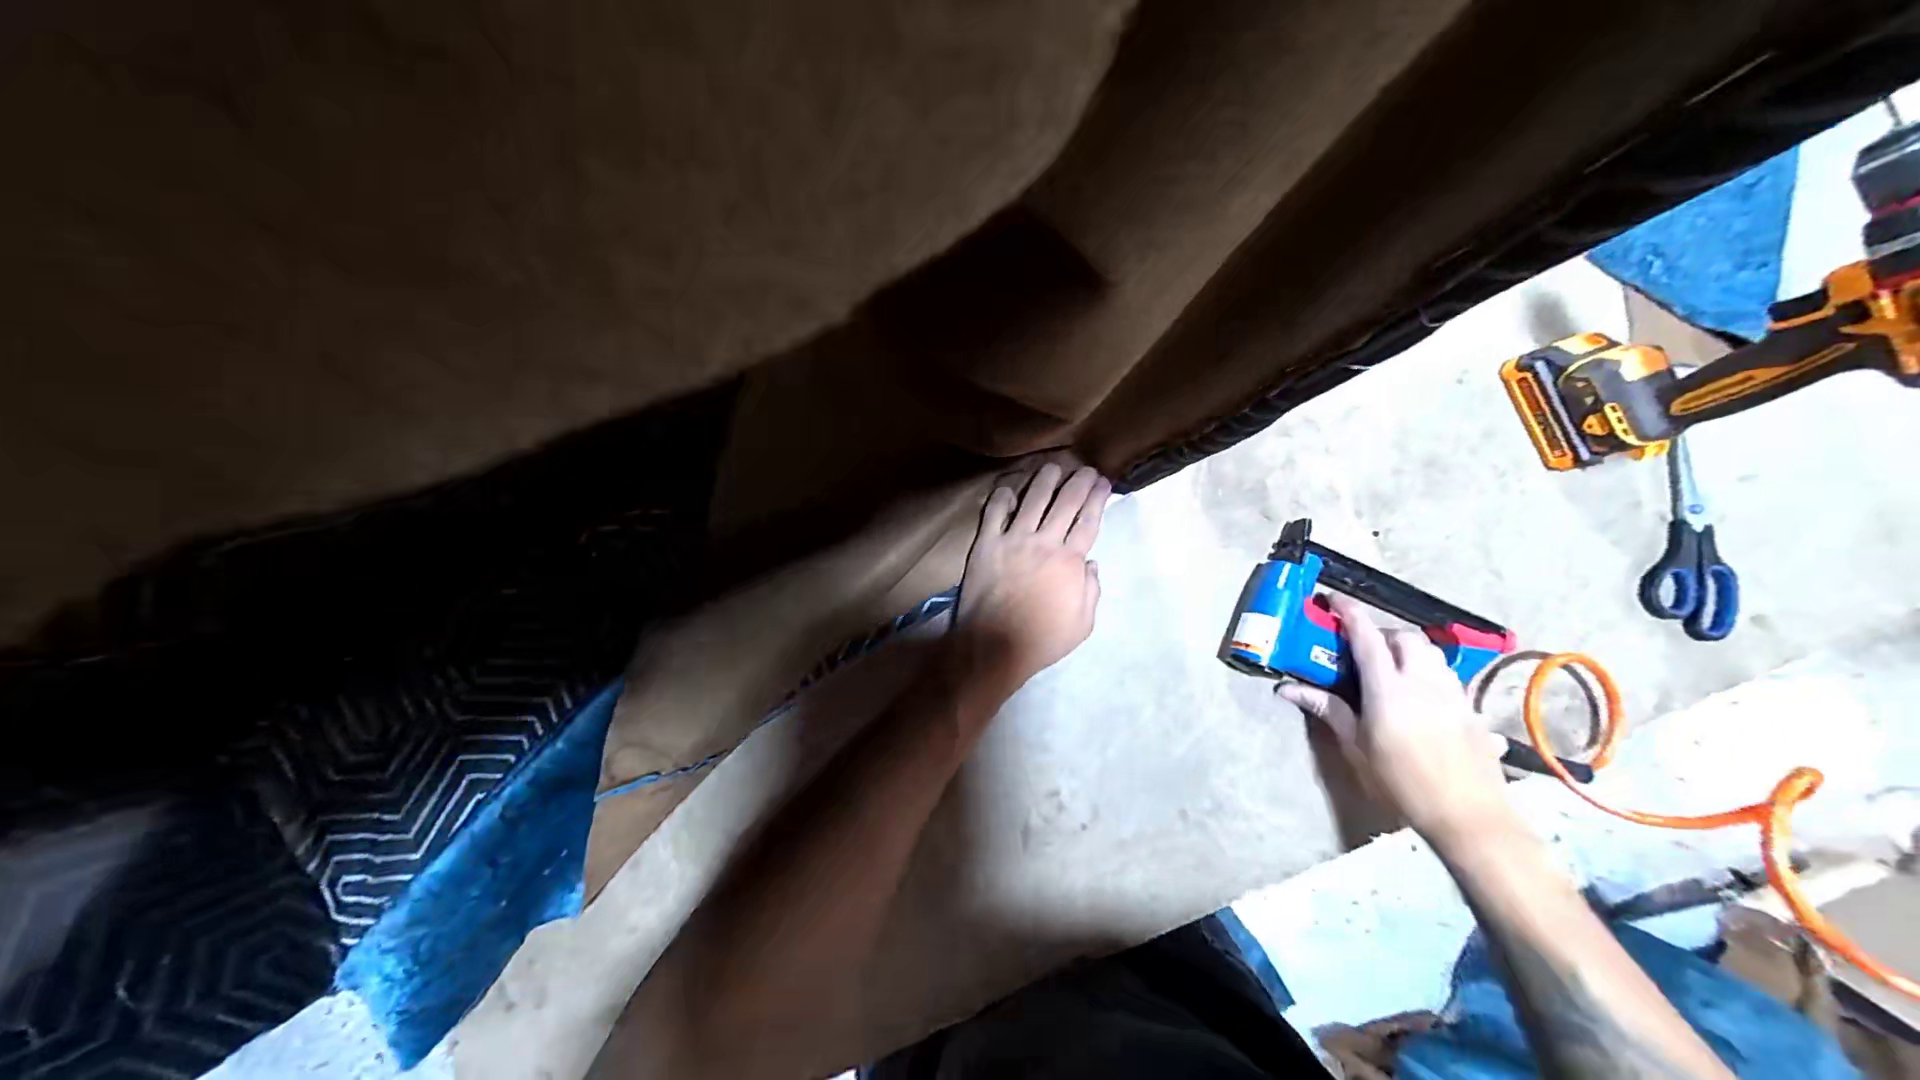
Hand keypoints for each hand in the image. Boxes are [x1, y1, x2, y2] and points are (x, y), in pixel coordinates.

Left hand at [954, 463, 1110, 691]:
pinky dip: (1002, 496)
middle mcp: (1044, 543)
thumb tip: (1091, 563)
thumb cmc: (1042, 640)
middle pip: (1066, 502)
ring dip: (1045, 479)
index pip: (1089, 521)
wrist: (993, 647)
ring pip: (1033, 499)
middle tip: (1086, 469)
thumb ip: (1091, 591)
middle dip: (1079, 481)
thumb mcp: (1082, 624)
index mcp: (1070, 561)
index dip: (1098, 498)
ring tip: (1053, 466)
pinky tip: (1009, 487)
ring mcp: (1013, 540)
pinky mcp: (986, 544)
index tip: (1104, 482)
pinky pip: (994, 512)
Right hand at [1277, 595, 1510, 841]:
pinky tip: (1421, 695)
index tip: (1333, 600)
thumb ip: (1327, 709)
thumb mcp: (1356, 746)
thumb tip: (1286, 689)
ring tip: (1392, 667)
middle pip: (1404, 637)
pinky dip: (1429, 671)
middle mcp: (1422, 681)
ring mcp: (1452, 693)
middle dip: (1382, 634)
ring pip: (1431, 653)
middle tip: (1363, 649)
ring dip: (1409, 650)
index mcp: (1388, 688)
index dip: (1349, 613)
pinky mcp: (1471, 708)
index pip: (1366, 636)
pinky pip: (1448, 675)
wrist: (1467, 814)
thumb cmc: (1400, 781)